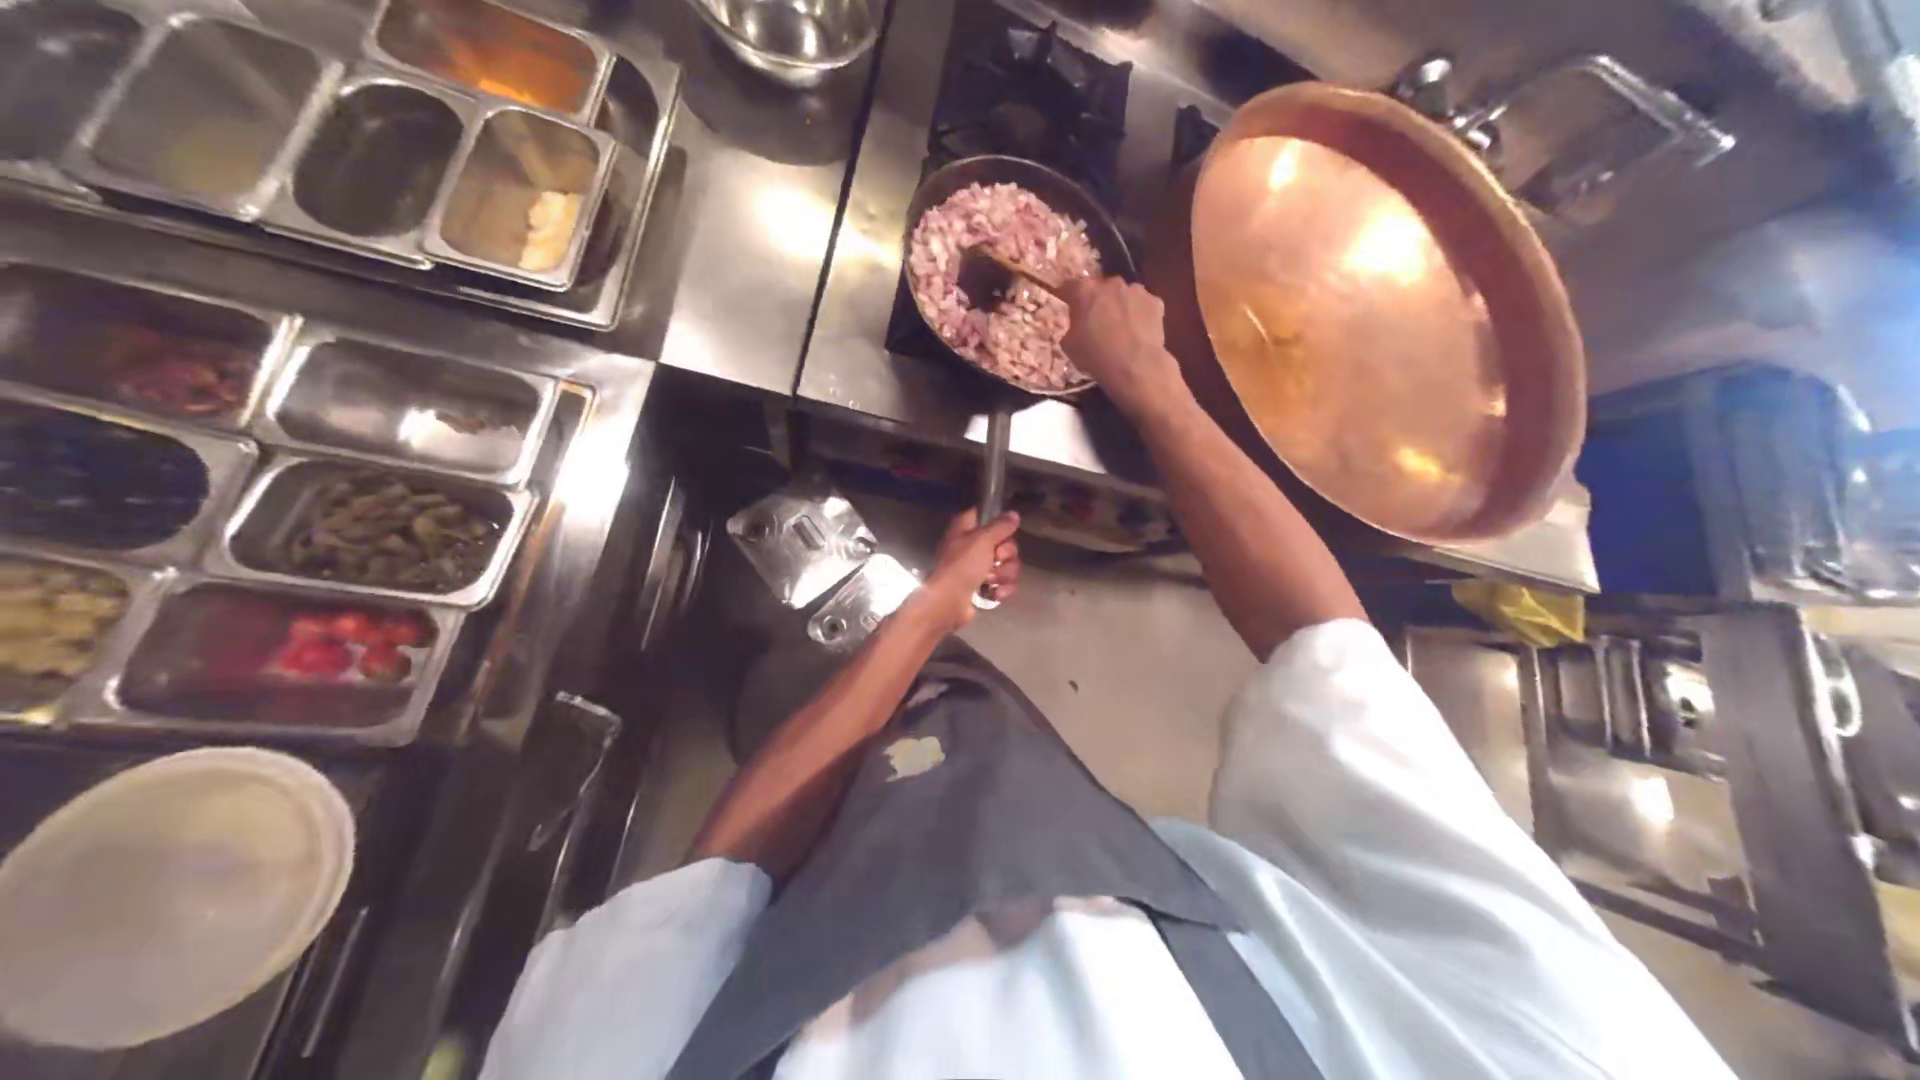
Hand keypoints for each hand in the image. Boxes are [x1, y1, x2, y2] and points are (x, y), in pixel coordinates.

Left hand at [906, 509, 1022, 634]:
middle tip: (997, 559)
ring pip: (1008, 564)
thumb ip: (1001, 526)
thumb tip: (1014, 514)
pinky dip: (1003, 588)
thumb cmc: (962, 565)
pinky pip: (1005, 582)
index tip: (1005, 532)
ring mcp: (979, 567)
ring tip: (991, 580)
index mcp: (966, 528)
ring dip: (1004, 573)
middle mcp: (972, 545)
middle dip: (1007, 554)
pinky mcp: (985, 586)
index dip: (999, 524)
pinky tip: (995, 593)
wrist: (949, 602)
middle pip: (1005, 542)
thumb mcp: (982, 539)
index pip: (987, 515)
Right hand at [1060, 277, 1186, 414]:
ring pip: (1124, 293)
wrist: (1135, 366)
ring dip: (1120, 304)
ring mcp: (1136, 290)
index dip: (1068, 295)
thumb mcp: (1069, 345)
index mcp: (1084, 291)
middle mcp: (1110, 283)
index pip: (1070, 285)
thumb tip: (1078, 325)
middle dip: (1098, 299)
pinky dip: (1140, 313)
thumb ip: (1072, 326)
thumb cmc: (1095, 356)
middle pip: (1100, 287)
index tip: (1068, 303)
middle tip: (1097, 318)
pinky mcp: (1155, 301)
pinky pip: (1143, 304)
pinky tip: (1139, 330)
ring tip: (1121, 325)